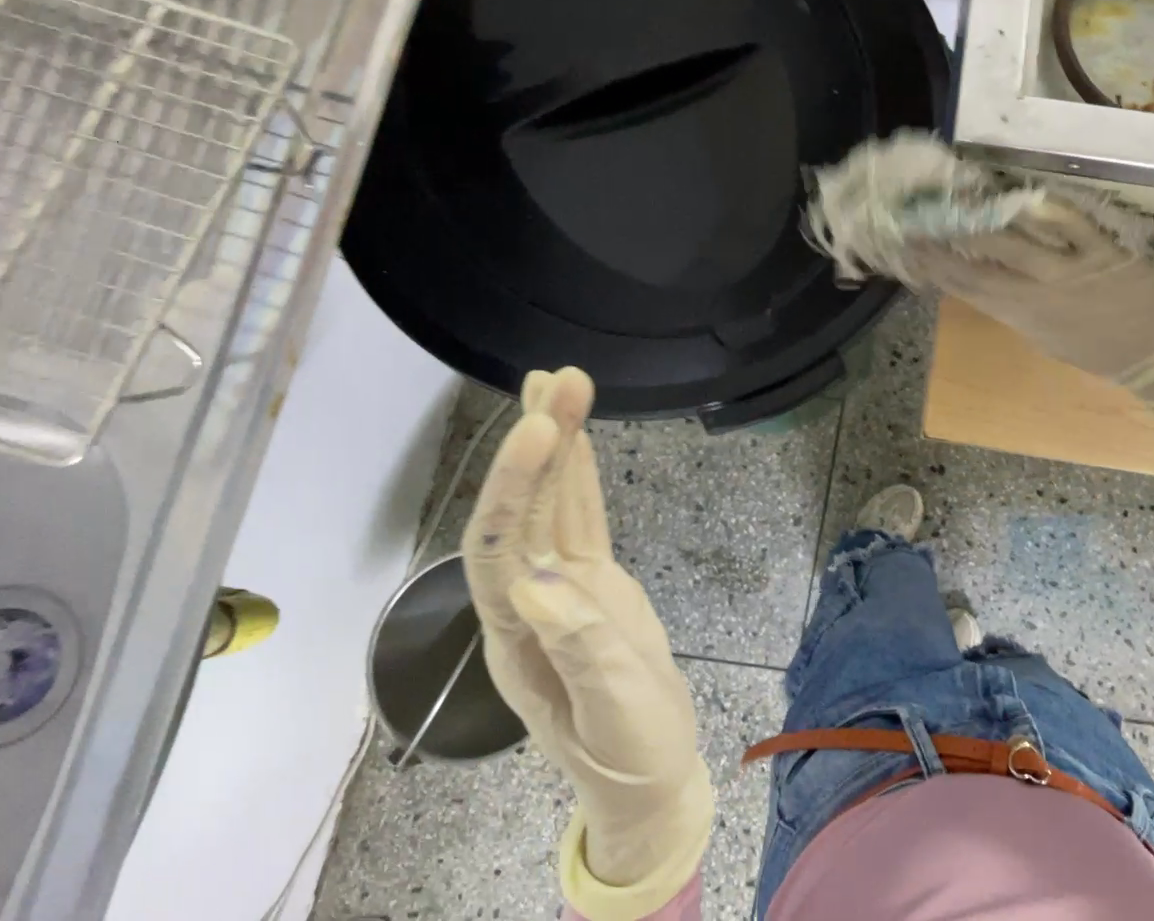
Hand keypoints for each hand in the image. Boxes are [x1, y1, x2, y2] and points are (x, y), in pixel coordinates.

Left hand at [462, 368, 711, 920]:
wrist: (652, 774)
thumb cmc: (631, 752)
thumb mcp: (613, 712)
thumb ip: (580, 649)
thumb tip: (537, 584)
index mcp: (520, 633)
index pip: (501, 545)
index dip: (517, 485)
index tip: (541, 429)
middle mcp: (529, 599)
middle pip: (524, 510)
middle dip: (537, 442)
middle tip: (558, 377)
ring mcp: (561, 588)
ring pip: (551, 507)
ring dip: (555, 446)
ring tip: (560, 384)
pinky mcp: (594, 583)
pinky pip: (582, 522)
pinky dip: (579, 477)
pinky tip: (577, 440)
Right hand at [911, 201, 1153, 468]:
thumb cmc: (1102, 350)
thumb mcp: (1048, 337)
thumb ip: (1017, 308)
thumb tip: (988, 283)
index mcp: (1022, 316)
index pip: (967, 288)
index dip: (935, 267)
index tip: (906, 248)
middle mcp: (1037, 293)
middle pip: (980, 263)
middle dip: (943, 240)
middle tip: (913, 216)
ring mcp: (1069, 270)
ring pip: (1014, 241)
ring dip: (979, 220)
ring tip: (953, 198)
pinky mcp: (1102, 251)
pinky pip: (1068, 224)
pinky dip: (1042, 208)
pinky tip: (1017, 193)